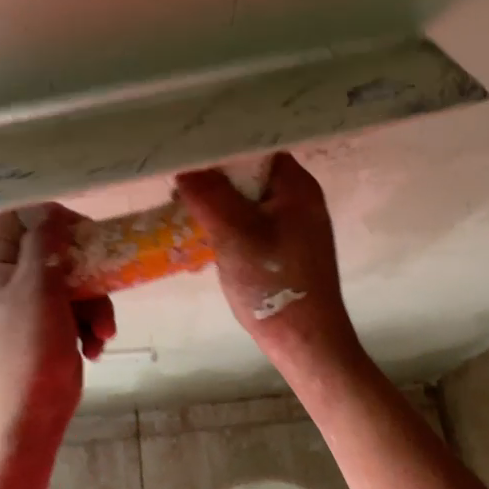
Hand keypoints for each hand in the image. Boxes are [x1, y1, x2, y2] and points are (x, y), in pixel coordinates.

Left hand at [0, 204, 117, 440]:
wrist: (27, 418)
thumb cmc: (26, 347)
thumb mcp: (37, 285)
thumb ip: (45, 242)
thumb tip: (51, 211)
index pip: (17, 218)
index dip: (48, 217)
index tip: (79, 230)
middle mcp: (10, 281)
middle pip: (53, 249)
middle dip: (85, 269)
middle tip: (103, 273)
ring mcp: (31, 306)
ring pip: (73, 280)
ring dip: (95, 302)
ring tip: (102, 328)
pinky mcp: (51, 329)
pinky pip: (77, 310)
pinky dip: (91, 324)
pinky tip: (95, 345)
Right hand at [174, 152, 357, 365]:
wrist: (307, 345)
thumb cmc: (274, 284)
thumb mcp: (234, 234)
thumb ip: (208, 195)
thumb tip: (184, 167)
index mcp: (297, 185)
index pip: (256, 145)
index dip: (222, 143)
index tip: (190, 147)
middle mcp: (301, 197)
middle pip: (251, 170)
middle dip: (216, 174)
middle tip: (180, 177)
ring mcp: (295, 223)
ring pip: (249, 196)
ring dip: (220, 199)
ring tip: (186, 201)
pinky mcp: (288, 246)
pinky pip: (253, 218)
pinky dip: (230, 220)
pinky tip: (207, 230)